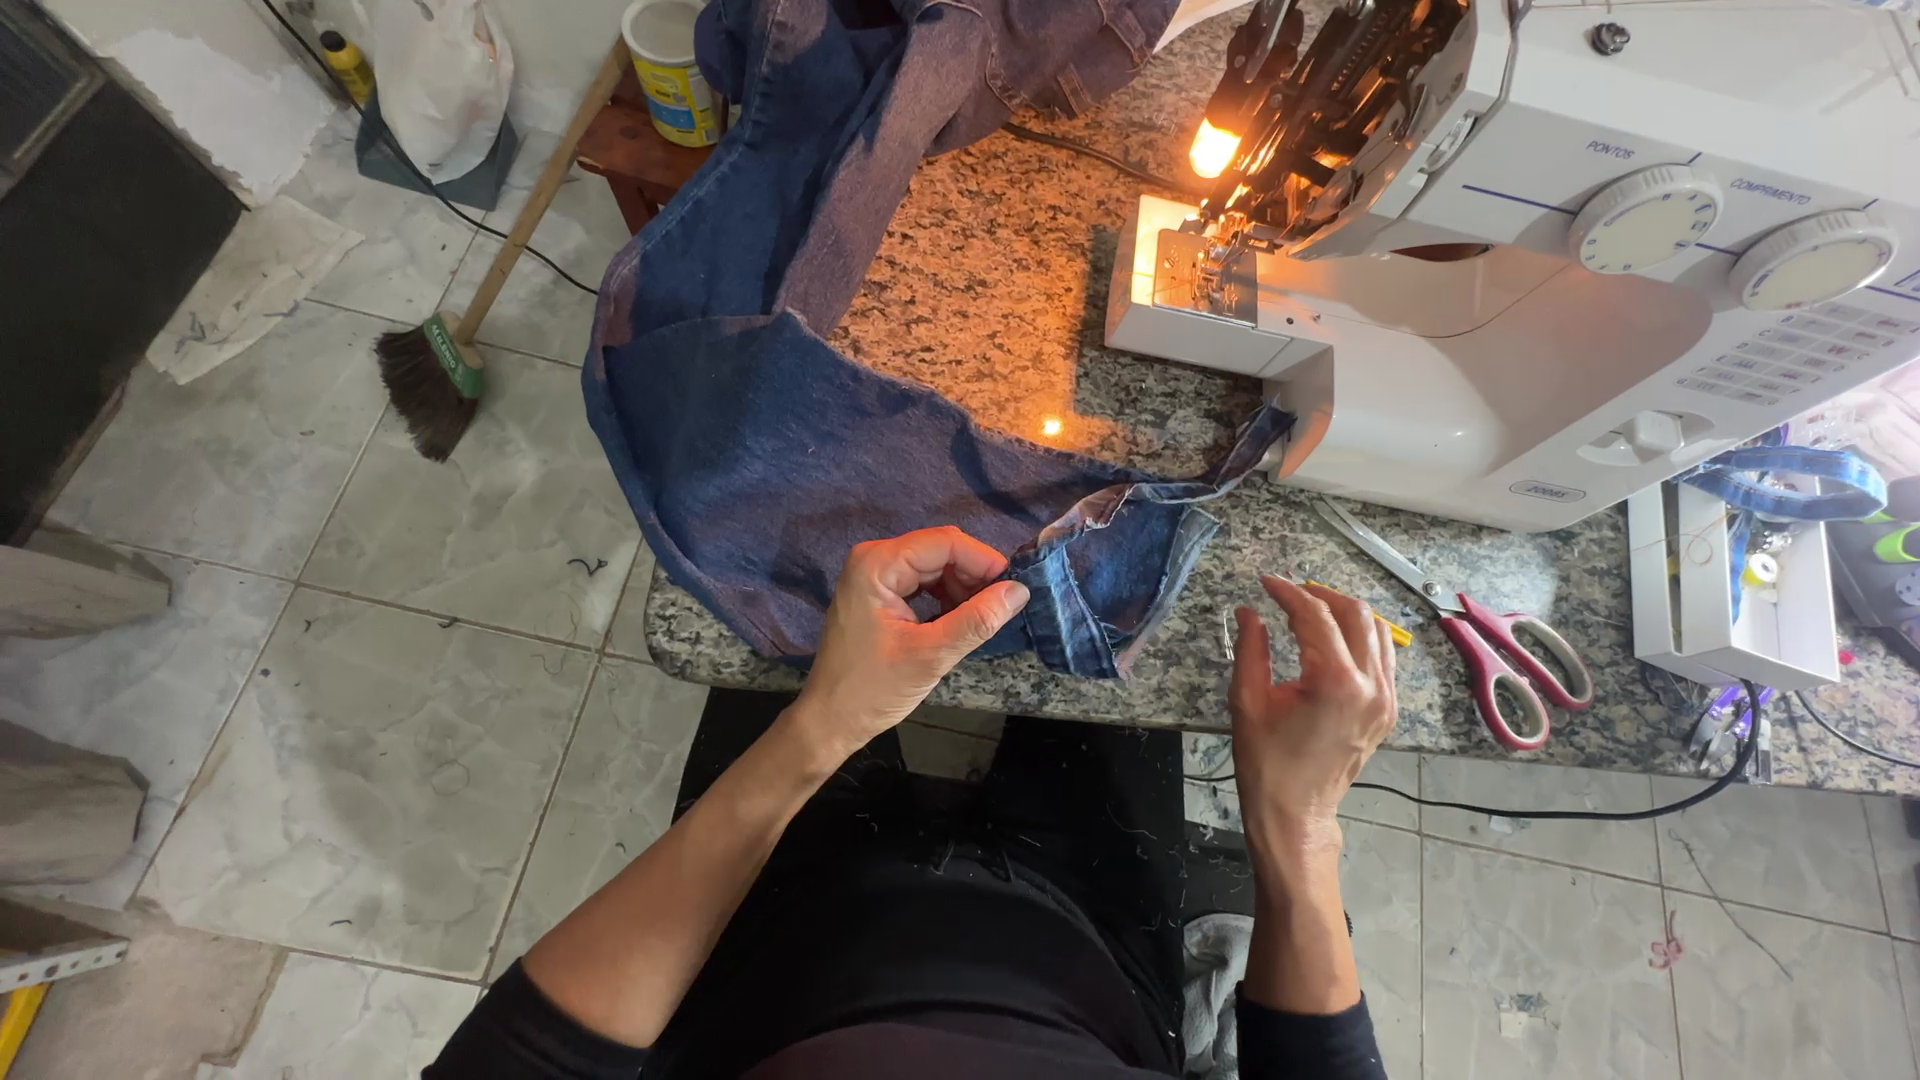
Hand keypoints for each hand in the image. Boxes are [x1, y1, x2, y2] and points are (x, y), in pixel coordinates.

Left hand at [790, 527, 1030, 759]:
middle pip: (940, 551)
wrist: (831, 719)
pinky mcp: (879, 593)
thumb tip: (1020, 591)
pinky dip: (946, 597)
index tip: (1013, 588)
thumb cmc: (873, 689)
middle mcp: (874, 559)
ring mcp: (875, 576)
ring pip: (935, 566)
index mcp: (877, 565)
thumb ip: (976, 620)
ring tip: (981, 619)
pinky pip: (923, 582)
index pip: (945, 543)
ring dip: (963, 588)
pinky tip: (960, 620)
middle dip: (974, 576)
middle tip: (1000, 608)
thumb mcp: (931, 655)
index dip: (984, 560)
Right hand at [1229, 575, 1398, 861]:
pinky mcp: (1389, 709)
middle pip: (1356, 614)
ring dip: (1344, 613)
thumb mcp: (1247, 700)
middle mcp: (1371, 685)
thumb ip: (1250, 650)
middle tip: (1288, 593)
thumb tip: (1248, 612)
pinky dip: (1360, 637)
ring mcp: (1387, 698)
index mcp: (1334, 681)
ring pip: (1378, 631)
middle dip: (1320, 595)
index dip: (1289, 593)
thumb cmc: (1265, 759)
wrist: (1296, 810)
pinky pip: (1384, 657)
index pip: (1316, 617)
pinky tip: (1333, 639)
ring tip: (1310, 610)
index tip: (1266, 582)